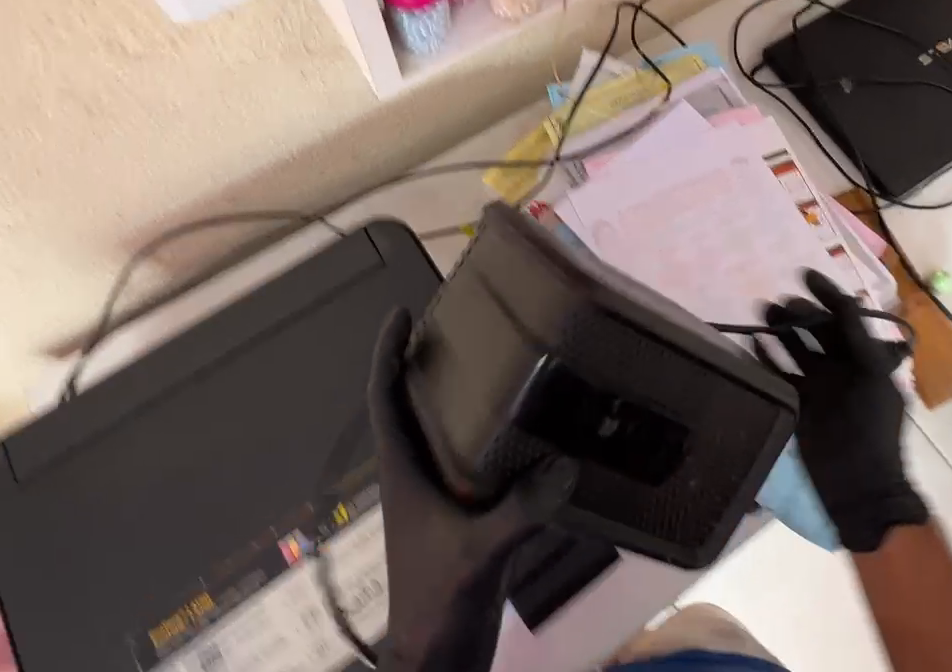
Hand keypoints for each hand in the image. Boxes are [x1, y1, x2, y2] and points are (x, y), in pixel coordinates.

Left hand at [368, 306, 577, 671]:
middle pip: (413, 404)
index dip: (386, 353)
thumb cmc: (437, 602)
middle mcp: (416, 473)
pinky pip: (473, 460)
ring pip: (443, 430)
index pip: (383, 398)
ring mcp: (437, 495)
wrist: (437, 661)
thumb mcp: (476, 553)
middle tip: (464, 326)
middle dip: (428, 363)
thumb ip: (519, 511)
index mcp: (402, 470)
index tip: (401, 314)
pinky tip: (526, 429)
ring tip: (498, 363)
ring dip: (460, 397)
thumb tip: (567, 463)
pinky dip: (491, 436)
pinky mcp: (462, 514)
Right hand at [757, 271, 927, 552]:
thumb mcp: (873, 377)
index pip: (845, 316)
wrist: (859, 488)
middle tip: (781, 304)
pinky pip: (778, 373)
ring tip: (761, 311)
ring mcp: (818, 386)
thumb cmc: (873, 430)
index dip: (827, 293)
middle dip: (799, 312)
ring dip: (779, 329)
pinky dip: (765, 356)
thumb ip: (859, 338)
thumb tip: (847, 299)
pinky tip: (752, 342)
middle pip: (816, 330)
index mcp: (865, 360)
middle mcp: (841, 368)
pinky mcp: (797, 404)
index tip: (804, 274)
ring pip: (795, 347)